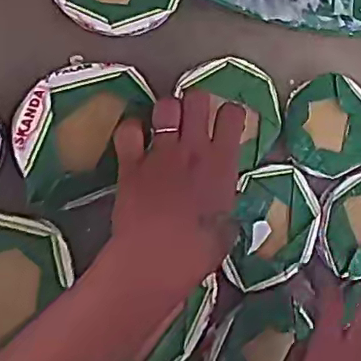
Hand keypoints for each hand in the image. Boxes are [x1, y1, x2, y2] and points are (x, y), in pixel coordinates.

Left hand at [102, 93, 244, 302]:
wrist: (154, 261)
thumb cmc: (197, 252)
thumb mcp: (226, 230)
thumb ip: (227, 211)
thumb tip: (226, 213)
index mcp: (223, 161)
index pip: (232, 114)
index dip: (230, 112)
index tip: (227, 122)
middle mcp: (194, 148)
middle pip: (198, 99)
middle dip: (196, 102)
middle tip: (194, 117)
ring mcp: (160, 152)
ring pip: (166, 106)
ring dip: (167, 110)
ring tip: (167, 123)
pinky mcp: (130, 163)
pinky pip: (128, 130)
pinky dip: (131, 129)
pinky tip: (135, 137)